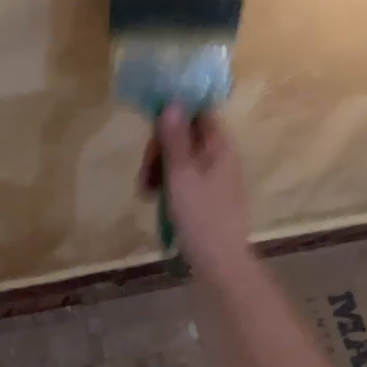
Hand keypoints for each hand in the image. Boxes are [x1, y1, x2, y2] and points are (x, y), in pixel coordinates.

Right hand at [144, 104, 252, 273]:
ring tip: (145, 190)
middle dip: (160, 147)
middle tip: (144, 172)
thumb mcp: (182, 174)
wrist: (221, 264)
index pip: (197, 112)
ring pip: (181, 157)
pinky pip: (184, 177)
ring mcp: (215, 176)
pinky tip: (153, 198)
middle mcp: (220, 156)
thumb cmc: (201, 216)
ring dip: (159, 167)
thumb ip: (175, 137)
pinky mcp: (207, 195)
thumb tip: (172, 101)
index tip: (150, 128)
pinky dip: (167, 182)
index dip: (174, 114)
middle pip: (185, 135)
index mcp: (219, 146)